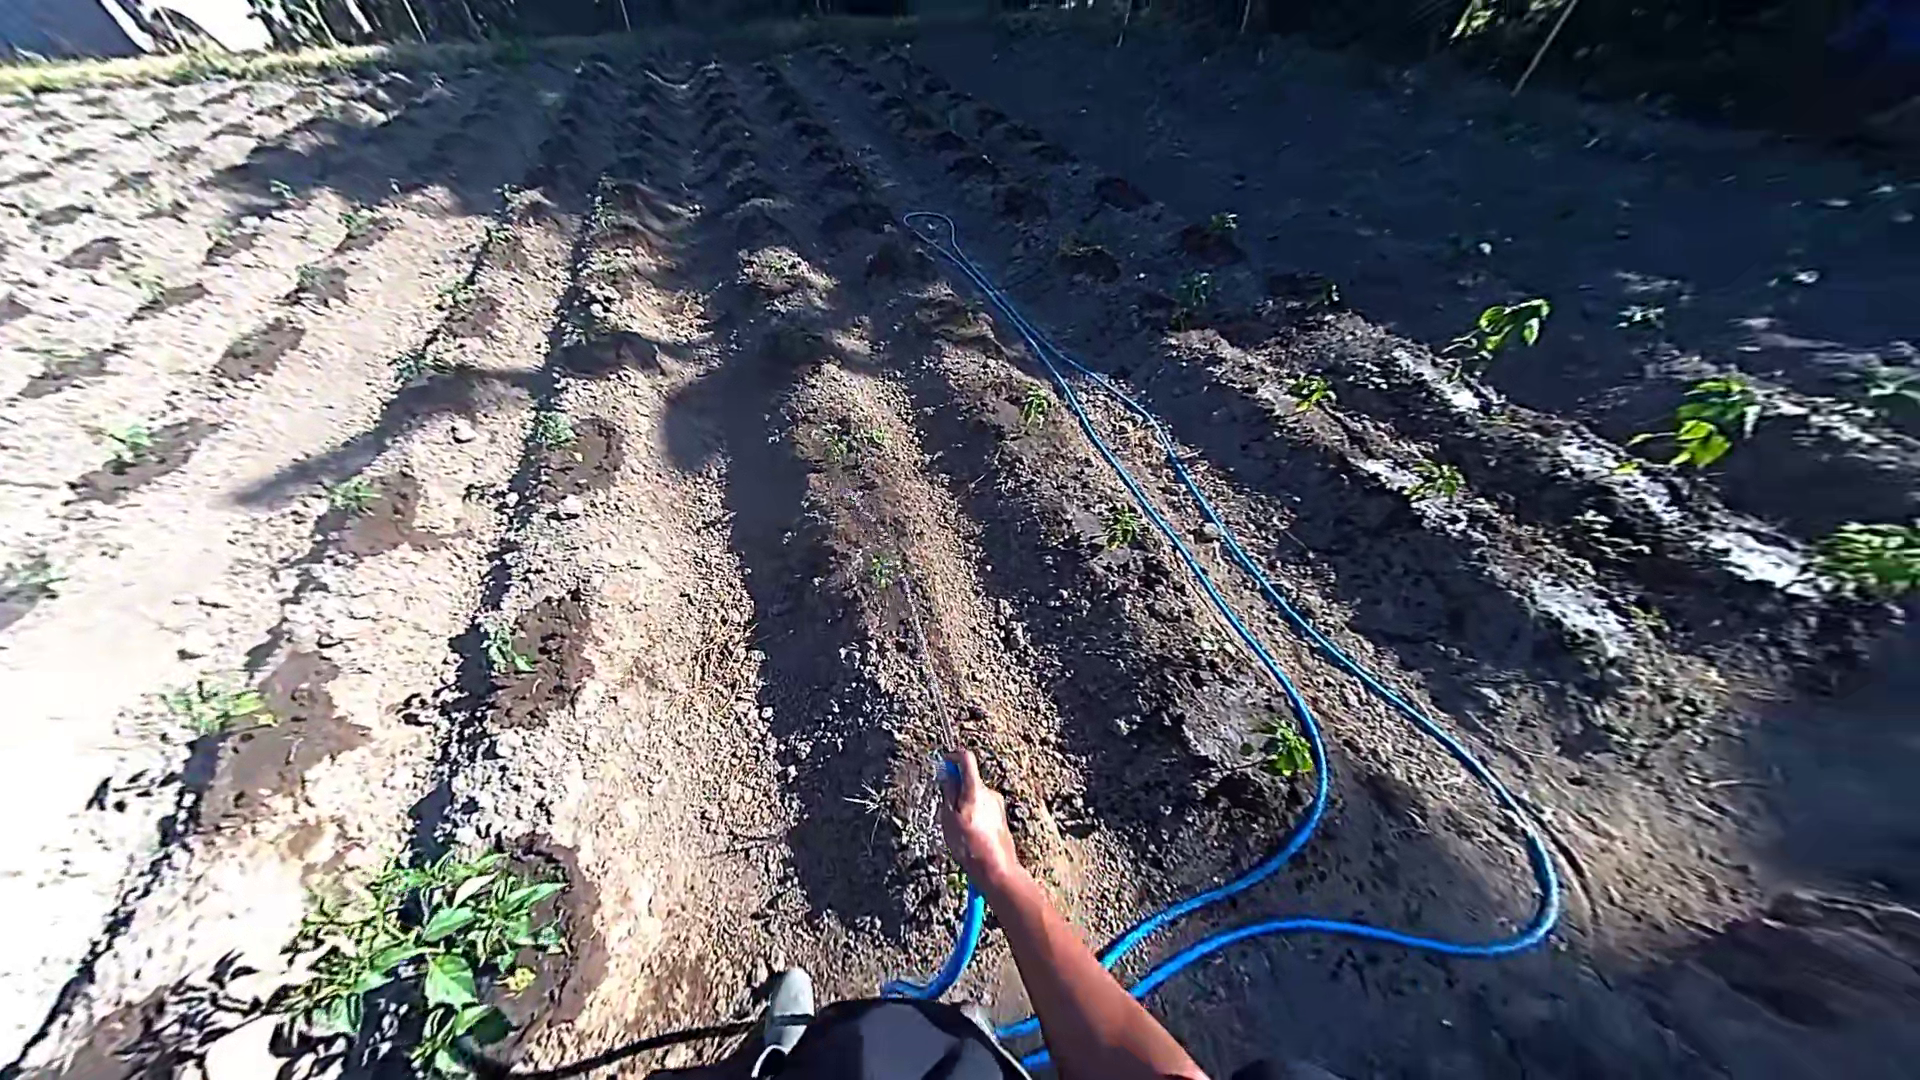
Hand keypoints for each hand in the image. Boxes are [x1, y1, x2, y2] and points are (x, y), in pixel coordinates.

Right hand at [940, 750, 1023, 892]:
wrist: (996, 869)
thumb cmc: (970, 846)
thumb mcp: (949, 819)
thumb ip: (948, 793)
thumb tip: (948, 776)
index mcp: (975, 789)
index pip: (966, 758)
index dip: (953, 757)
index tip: (944, 764)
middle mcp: (989, 792)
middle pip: (970, 779)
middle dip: (956, 789)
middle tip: (946, 810)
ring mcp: (997, 804)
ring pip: (975, 795)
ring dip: (965, 804)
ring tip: (959, 829)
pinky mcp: (1000, 816)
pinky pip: (983, 807)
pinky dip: (974, 814)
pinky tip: (970, 835)